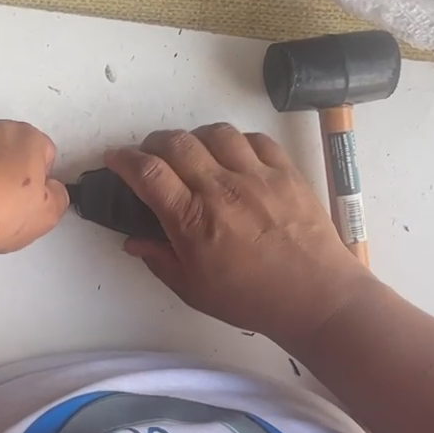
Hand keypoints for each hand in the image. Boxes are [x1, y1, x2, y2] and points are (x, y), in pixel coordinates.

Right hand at [105, 124, 374, 338]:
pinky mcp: (286, 172)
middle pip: (176, 142)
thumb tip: (133, 241)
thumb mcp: (193, 289)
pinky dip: (236, 141)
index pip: (148, 172)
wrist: (318, 299)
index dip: (124, 159)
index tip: (115, 159)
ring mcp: (257, 176)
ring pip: (214, 133)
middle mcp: (221, 189)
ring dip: (194, 138)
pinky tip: (232, 157)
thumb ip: (159, 259)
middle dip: (153, 143)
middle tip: (151, 157)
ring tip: (193, 154)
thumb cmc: (252, 299)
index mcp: (193, 220)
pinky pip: (255, 139)